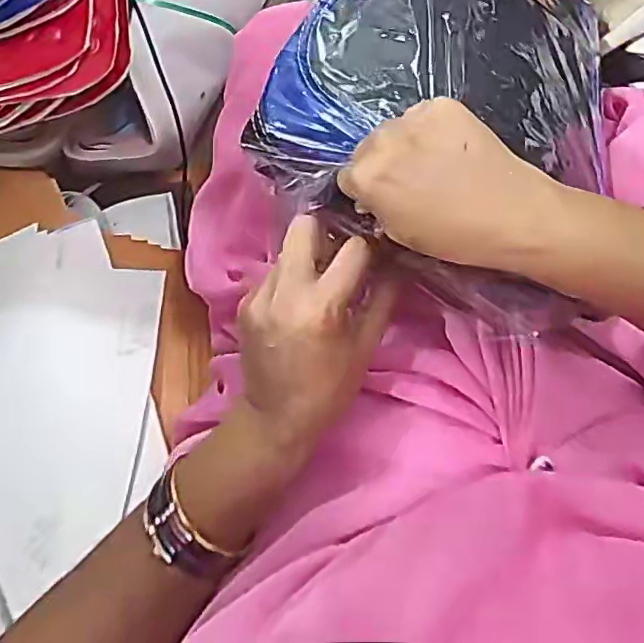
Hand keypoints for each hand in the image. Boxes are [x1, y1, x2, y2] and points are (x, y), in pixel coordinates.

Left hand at [236, 216, 398, 462]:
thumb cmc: (330, 388)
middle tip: (340, 253)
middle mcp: (286, 290)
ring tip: (320, 281)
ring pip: (288, 248)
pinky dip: (290, 278)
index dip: (369, 246)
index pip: (353, 248)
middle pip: (305, 224)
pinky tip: (298, 302)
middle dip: (327, 231)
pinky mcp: (245, 301)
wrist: (275, 418)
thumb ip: (383, 299)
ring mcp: (260, 294)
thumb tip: (397, 263)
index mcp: (321, 305)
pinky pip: (273, 272)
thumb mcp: (365, 347)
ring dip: (308, 256)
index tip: (375, 251)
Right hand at [337, 98, 566, 274]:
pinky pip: (424, 115)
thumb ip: (377, 209)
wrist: (514, 213)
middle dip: (384, 161)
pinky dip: (432, 129)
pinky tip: (452, 147)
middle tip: (412, 178)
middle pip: (369, 147)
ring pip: (396, 129)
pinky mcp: (442, 105)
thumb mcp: (401, 235)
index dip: (366, 189)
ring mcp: (412, 118)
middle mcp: (380, 141)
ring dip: (407, 142)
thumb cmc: (455, 236)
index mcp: (365, 176)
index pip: (347, 176)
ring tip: (436, 161)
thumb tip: (373, 196)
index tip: (384, 196)